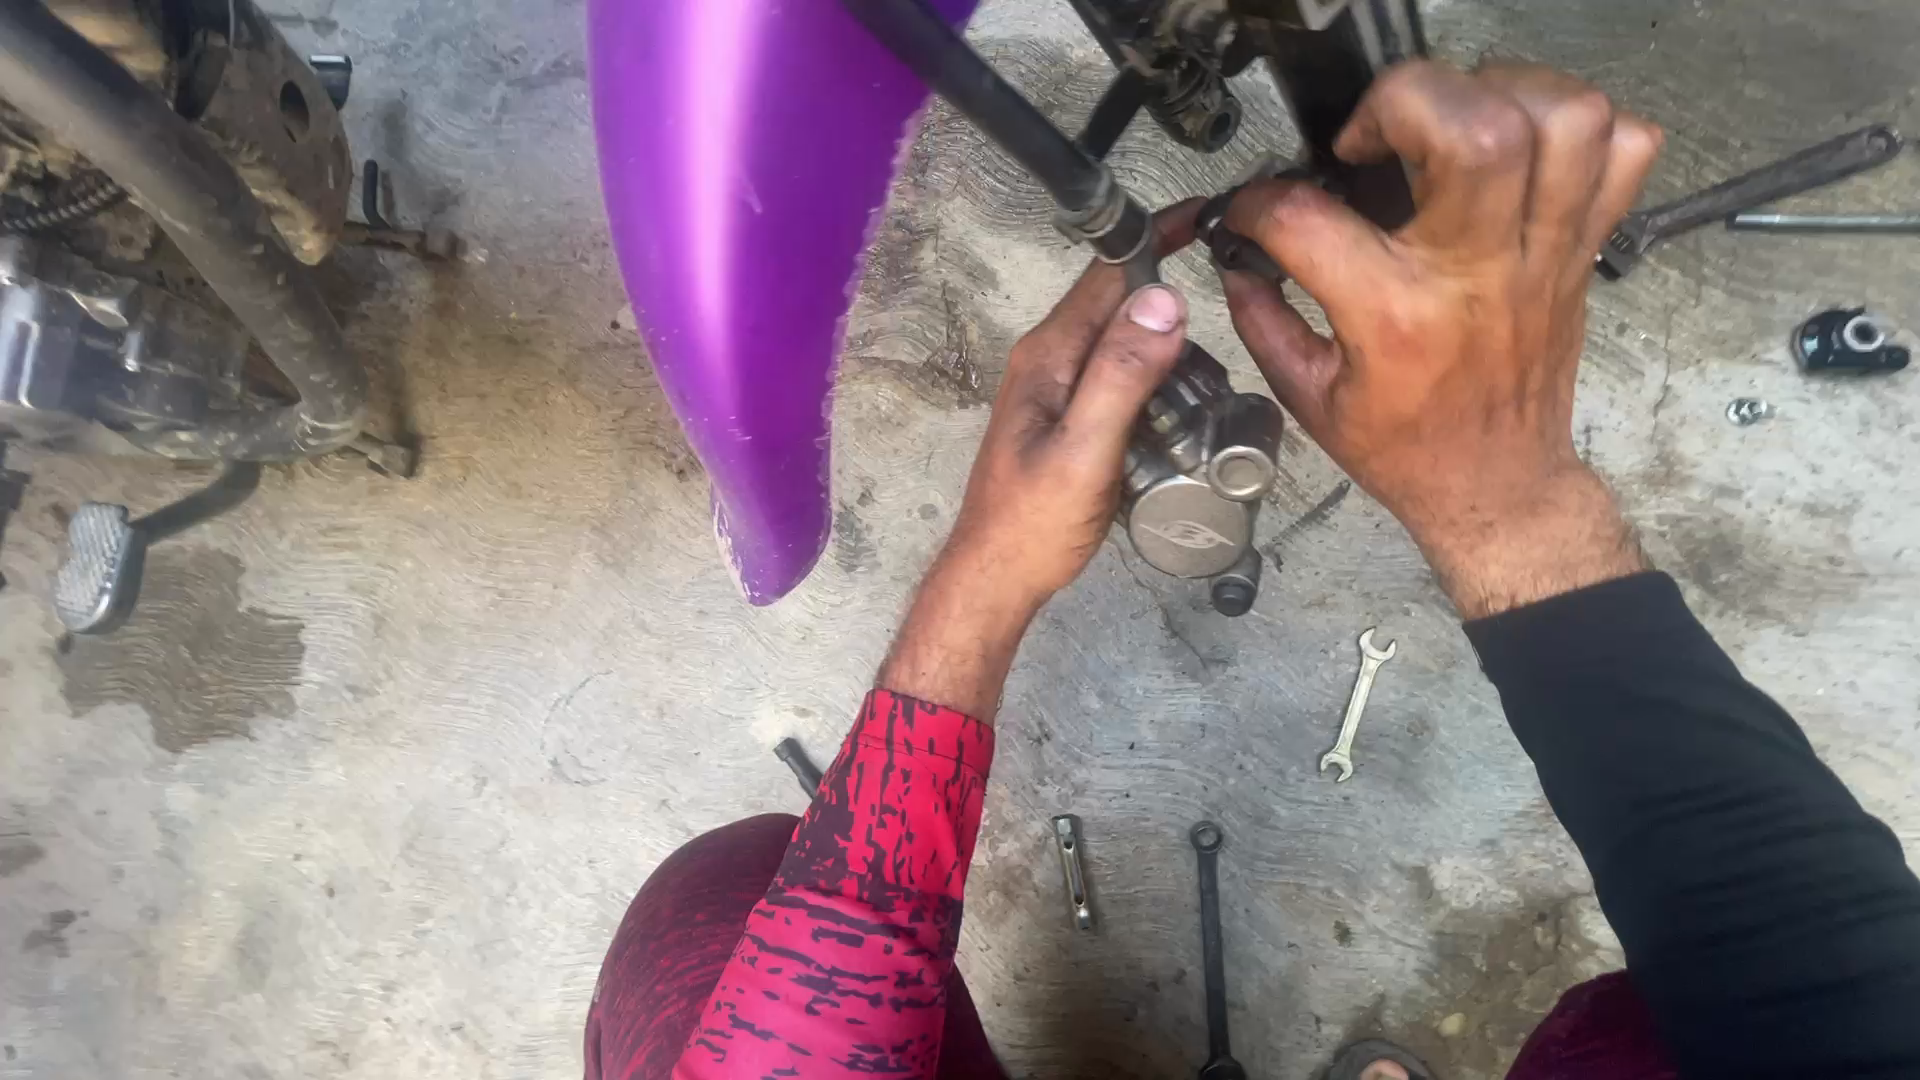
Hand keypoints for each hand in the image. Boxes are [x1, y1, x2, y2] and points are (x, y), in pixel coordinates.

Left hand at [878, 202, 1200, 719]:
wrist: (999, 575)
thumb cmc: (1034, 523)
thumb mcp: (1083, 451)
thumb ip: (1119, 377)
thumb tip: (1165, 299)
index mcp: (1048, 356)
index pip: (1108, 276)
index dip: (1160, 243)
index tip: (1216, 221)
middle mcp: (1049, 362)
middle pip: (1119, 308)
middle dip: (1173, 298)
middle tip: (1239, 309)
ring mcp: (1058, 392)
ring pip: (1122, 346)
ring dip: (1169, 346)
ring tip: (1220, 371)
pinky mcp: (1070, 421)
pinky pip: (1119, 382)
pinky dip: (1156, 381)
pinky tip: (1184, 405)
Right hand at [1220, 61, 1664, 618]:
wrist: (1490, 482)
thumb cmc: (1399, 448)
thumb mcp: (1305, 395)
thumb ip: (1262, 323)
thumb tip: (1238, 267)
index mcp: (1391, 319)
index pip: (1310, 221)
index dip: (1259, 204)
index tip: (1249, 211)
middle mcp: (1474, 275)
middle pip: (1475, 129)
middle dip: (1404, 99)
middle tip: (1367, 134)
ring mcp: (1541, 255)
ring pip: (1564, 118)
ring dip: (1496, 93)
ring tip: (1446, 122)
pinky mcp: (1580, 252)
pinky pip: (1624, 149)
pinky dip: (1579, 123)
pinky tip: (1518, 149)